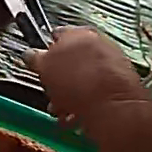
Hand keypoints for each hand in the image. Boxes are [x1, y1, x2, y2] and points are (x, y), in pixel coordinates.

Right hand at [25, 27, 151, 140]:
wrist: (112, 106)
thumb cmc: (75, 82)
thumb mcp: (44, 67)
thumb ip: (35, 58)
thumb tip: (29, 54)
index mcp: (79, 33)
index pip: (57, 35)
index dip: (45, 52)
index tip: (39, 67)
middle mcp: (99, 43)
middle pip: (70, 60)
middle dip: (58, 80)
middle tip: (50, 94)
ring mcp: (113, 63)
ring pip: (83, 79)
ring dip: (69, 95)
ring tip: (61, 112)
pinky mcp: (121, 85)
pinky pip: (96, 92)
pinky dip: (85, 103)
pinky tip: (75, 118)